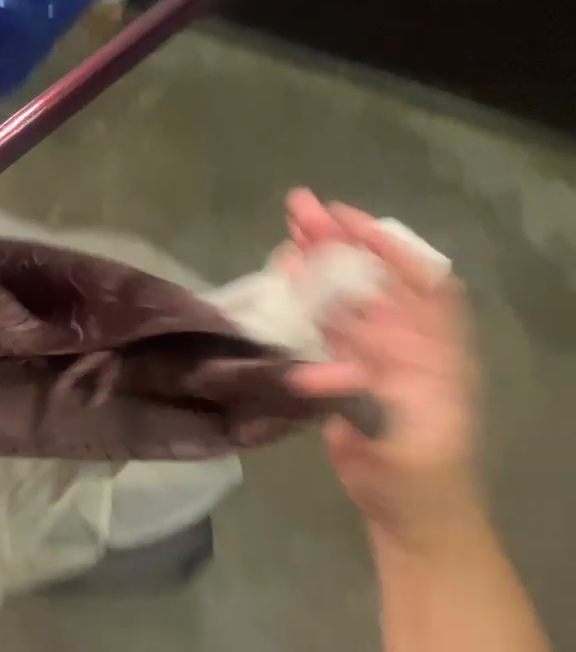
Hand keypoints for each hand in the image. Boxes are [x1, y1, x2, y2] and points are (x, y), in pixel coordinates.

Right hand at [281, 189, 481, 549]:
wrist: (411, 512)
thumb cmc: (414, 480)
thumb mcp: (401, 446)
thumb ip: (366, 404)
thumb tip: (318, 369)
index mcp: (434, 357)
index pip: (419, 287)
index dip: (387, 249)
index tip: (347, 219)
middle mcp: (408, 345)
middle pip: (376, 279)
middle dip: (341, 239)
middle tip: (300, 205)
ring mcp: (375, 352)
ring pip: (347, 291)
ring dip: (320, 256)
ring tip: (290, 224)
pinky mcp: (344, 362)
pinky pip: (325, 315)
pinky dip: (304, 288)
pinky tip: (283, 270)